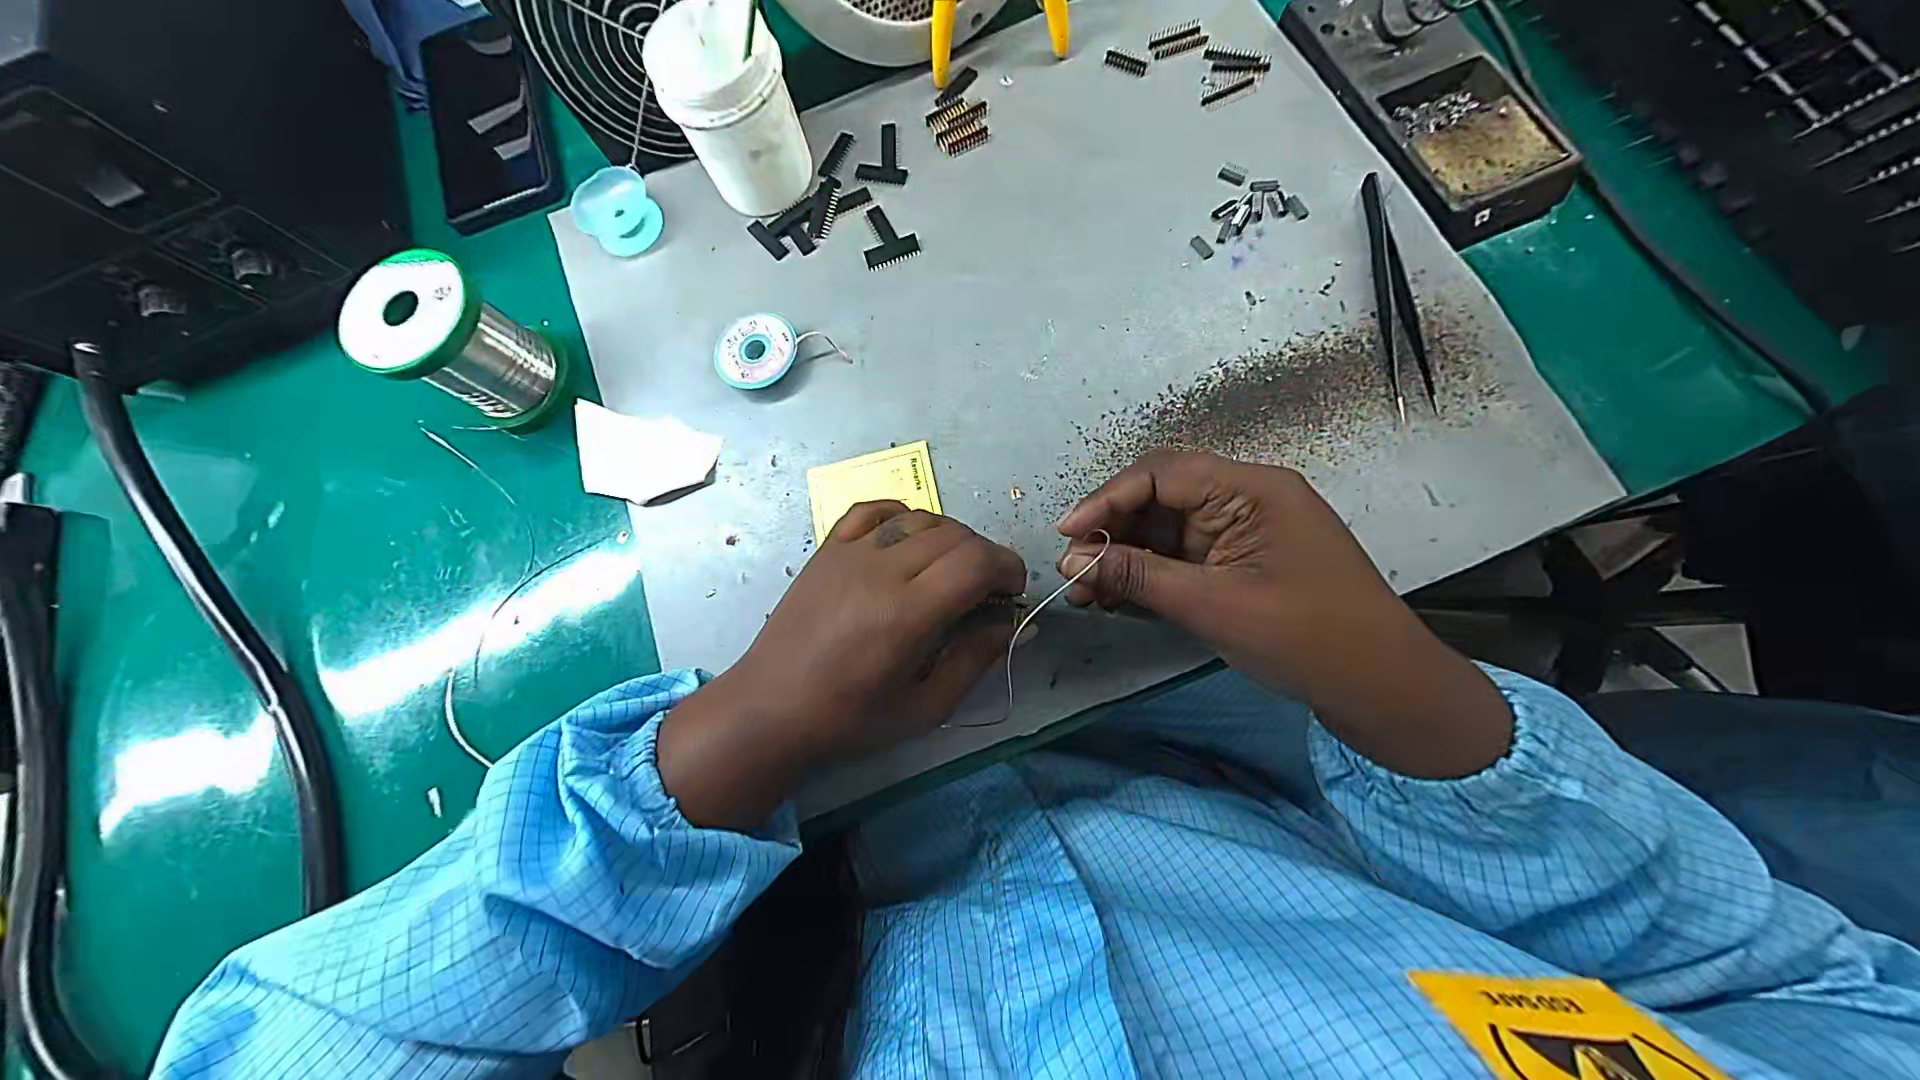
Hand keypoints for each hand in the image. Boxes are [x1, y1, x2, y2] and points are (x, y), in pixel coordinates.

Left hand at [660, 502, 1025, 826]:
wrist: (768, 709)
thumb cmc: (849, 720)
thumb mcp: (924, 708)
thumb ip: (975, 660)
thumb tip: (1017, 626)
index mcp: (907, 614)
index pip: (977, 561)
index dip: (1008, 568)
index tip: (1012, 592)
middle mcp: (880, 571)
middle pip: (955, 536)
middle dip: (986, 556)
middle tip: (986, 591)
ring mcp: (849, 553)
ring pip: (920, 518)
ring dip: (951, 537)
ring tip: (951, 570)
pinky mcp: (827, 549)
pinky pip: (873, 510)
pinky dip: (903, 515)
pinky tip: (910, 539)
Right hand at [1055, 450, 1510, 777]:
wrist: (1383, 690)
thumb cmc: (1305, 638)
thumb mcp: (1212, 605)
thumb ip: (1137, 577)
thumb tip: (1069, 561)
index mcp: (1251, 489)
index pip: (1161, 474)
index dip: (1106, 500)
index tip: (1066, 535)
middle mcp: (1244, 499)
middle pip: (1158, 498)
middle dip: (1111, 532)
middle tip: (1072, 571)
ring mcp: (1241, 532)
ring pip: (1163, 530)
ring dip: (1123, 558)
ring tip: (1084, 593)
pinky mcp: (1237, 562)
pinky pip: (1180, 557)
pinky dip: (1147, 575)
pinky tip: (1114, 598)